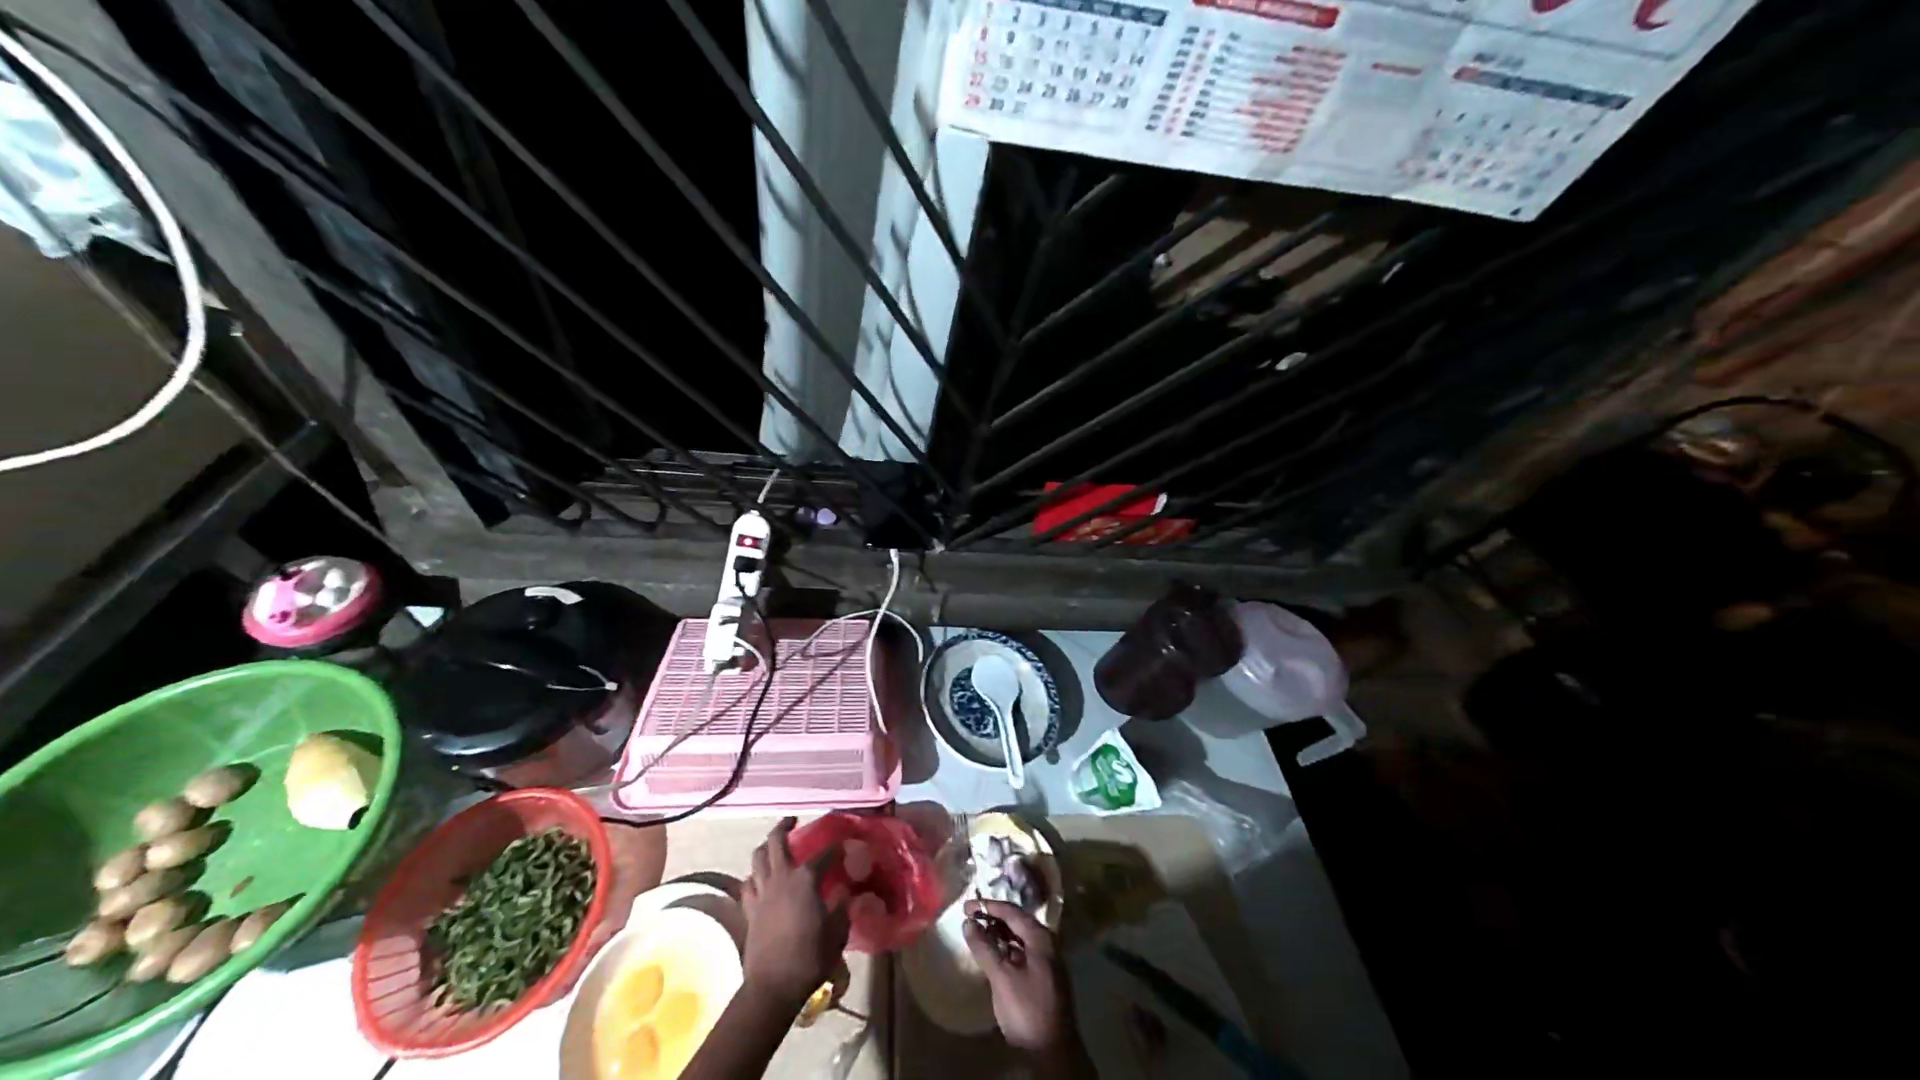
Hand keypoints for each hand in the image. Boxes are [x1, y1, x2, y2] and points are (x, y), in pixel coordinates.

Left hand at [739, 818, 849, 1006]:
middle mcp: (781, 878)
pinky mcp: (748, 910)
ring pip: (757, 858)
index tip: (845, 845)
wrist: (773, 987)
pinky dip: (754, 876)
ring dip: (766, 847)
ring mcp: (761, 893)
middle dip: (784, 827)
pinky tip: (760, 879)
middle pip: (776, 842)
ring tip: (774, 846)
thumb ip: (841, 907)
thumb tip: (844, 891)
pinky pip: (748, 883)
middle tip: (793, 821)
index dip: (836, 848)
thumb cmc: (810, 957)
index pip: (824, 854)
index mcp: (806, 880)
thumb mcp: (837, 932)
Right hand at [963, 899, 1076, 1055]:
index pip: (1012, 912)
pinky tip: (994, 955)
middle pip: (1018, 922)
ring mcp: (1048, 961)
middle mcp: (1048, 944)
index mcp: (1041, 938)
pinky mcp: (1045, 977)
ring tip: (978, 934)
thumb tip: (968, 923)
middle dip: (993, 918)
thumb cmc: (1027, 1009)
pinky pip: (1023, 952)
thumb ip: (985, 948)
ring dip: (999, 934)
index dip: (988, 906)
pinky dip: (1007, 949)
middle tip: (970, 918)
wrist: (1054, 1051)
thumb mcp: (1002, 977)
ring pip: (1020, 938)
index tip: (966, 906)